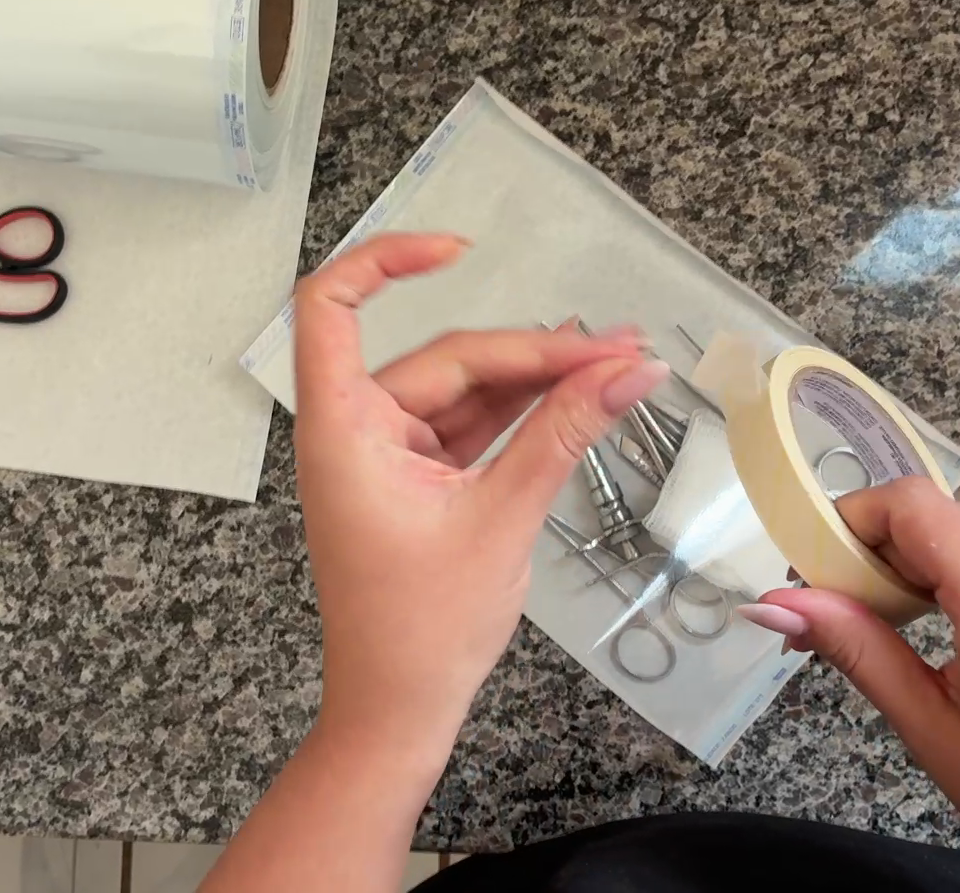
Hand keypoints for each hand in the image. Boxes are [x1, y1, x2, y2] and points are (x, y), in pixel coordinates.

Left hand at [292, 232, 667, 751]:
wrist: (401, 709)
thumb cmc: (423, 629)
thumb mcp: (501, 519)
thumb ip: (562, 436)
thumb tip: (627, 374)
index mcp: (345, 429)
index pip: (332, 310)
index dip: (382, 262)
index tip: (456, 251)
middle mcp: (360, 427)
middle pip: (446, 358)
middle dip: (533, 353)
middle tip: (619, 350)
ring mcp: (392, 450)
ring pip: (467, 389)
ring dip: (539, 379)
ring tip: (618, 364)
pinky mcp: (420, 473)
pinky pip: (473, 423)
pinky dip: (524, 412)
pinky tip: (581, 396)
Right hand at [738, 478, 959, 892]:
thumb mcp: (930, 728)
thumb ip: (851, 647)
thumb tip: (771, 602)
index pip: (909, 504)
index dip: (848, 519)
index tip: (815, 569)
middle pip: (929, 513)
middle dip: (870, 547)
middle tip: (837, 607)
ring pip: (959, 529)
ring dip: (908, 559)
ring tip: (884, 623)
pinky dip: (947, 569)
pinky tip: (937, 625)